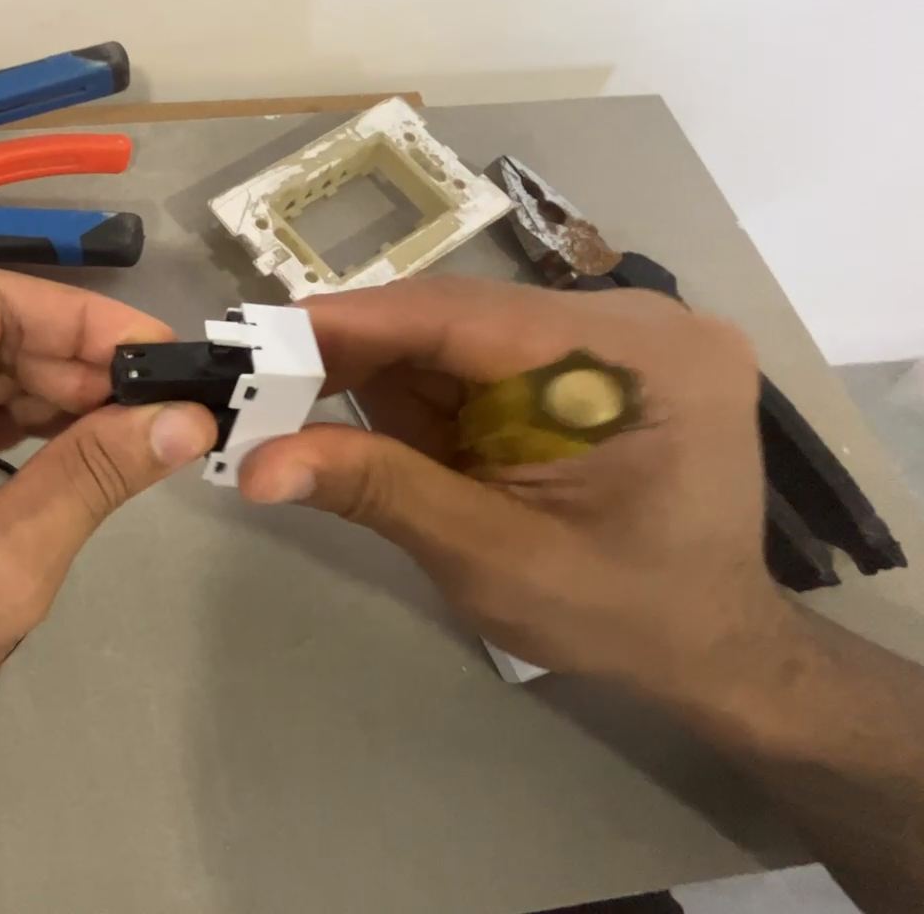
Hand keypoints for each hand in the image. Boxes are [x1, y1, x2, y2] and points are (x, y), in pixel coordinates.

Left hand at [0, 268, 217, 740]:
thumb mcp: (1, 559)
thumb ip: (94, 474)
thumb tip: (187, 418)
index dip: (84, 320)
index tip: (162, 351)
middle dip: (79, 364)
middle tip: (164, 401)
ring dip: (63, 394)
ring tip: (137, 425)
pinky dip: (32, 421)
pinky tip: (88, 441)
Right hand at [237, 276, 799, 704]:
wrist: (700, 642)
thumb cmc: (616, 611)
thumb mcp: (487, 556)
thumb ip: (376, 491)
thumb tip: (255, 466)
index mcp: (635, 362)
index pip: (463, 315)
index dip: (351, 321)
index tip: (257, 337)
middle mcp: (622, 325)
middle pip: (446, 314)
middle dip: (347, 350)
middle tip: (256, 384)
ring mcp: (596, 337)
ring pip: (439, 330)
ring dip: (363, 368)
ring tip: (285, 402)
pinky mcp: (564, 358)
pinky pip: (454, 354)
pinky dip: (394, 385)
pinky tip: (352, 413)